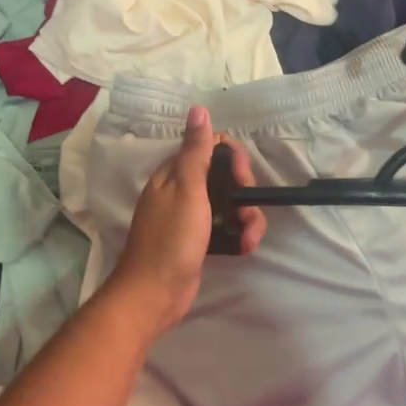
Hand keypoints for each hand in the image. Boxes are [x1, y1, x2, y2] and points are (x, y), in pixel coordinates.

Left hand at [106, 106, 265, 335]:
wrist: (155, 295)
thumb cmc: (171, 239)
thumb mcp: (187, 189)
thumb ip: (196, 151)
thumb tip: (198, 109)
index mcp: (174, 174)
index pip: (211, 148)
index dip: (232, 159)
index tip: (241, 178)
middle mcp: (181, 191)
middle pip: (224, 176)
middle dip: (244, 192)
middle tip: (247, 212)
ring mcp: (190, 217)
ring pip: (229, 203)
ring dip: (247, 217)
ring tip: (251, 237)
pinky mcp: (198, 241)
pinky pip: (226, 227)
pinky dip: (239, 234)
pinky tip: (245, 247)